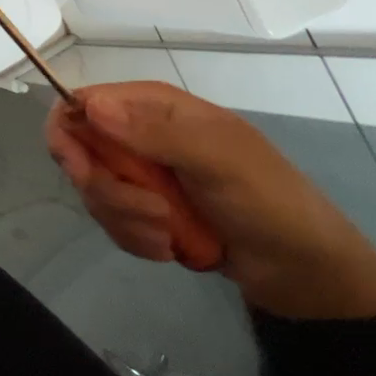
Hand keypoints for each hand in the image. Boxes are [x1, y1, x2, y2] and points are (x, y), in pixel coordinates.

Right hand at [45, 81, 375, 319]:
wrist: (307, 271)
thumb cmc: (269, 201)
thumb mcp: (218, 160)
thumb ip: (155, 132)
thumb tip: (91, 106)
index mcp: (152, 106)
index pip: (80, 104)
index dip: (68, 135)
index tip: (82, 172)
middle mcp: (138, 133)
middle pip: (80, 154)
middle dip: (108, 192)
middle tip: (152, 214)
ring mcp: (142, 174)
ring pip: (94, 192)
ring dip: (127, 222)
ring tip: (170, 237)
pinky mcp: (146, 211)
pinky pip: (112, 222)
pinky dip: (135, 240)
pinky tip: (170, 249)